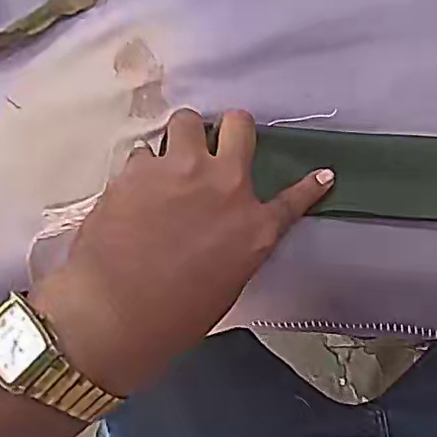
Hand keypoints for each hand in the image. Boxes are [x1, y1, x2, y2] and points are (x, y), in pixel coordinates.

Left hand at [30, 109, 332, 394]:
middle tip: (220, 146)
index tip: (322, 175)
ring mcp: (180, 171)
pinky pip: (145, 151)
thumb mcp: (228, 282)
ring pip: (187, 120)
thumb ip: (238, 245)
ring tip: (174, 157)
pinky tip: (137, 187)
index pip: (296, 198)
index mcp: (255, 226)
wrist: (115, 314)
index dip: (312, 185)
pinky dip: (145, 167)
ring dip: (185, 136)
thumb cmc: (176, 315)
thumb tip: (228, 230)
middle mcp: (225, 187)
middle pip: (240, 124)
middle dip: (232, 130)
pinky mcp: (138, 170)